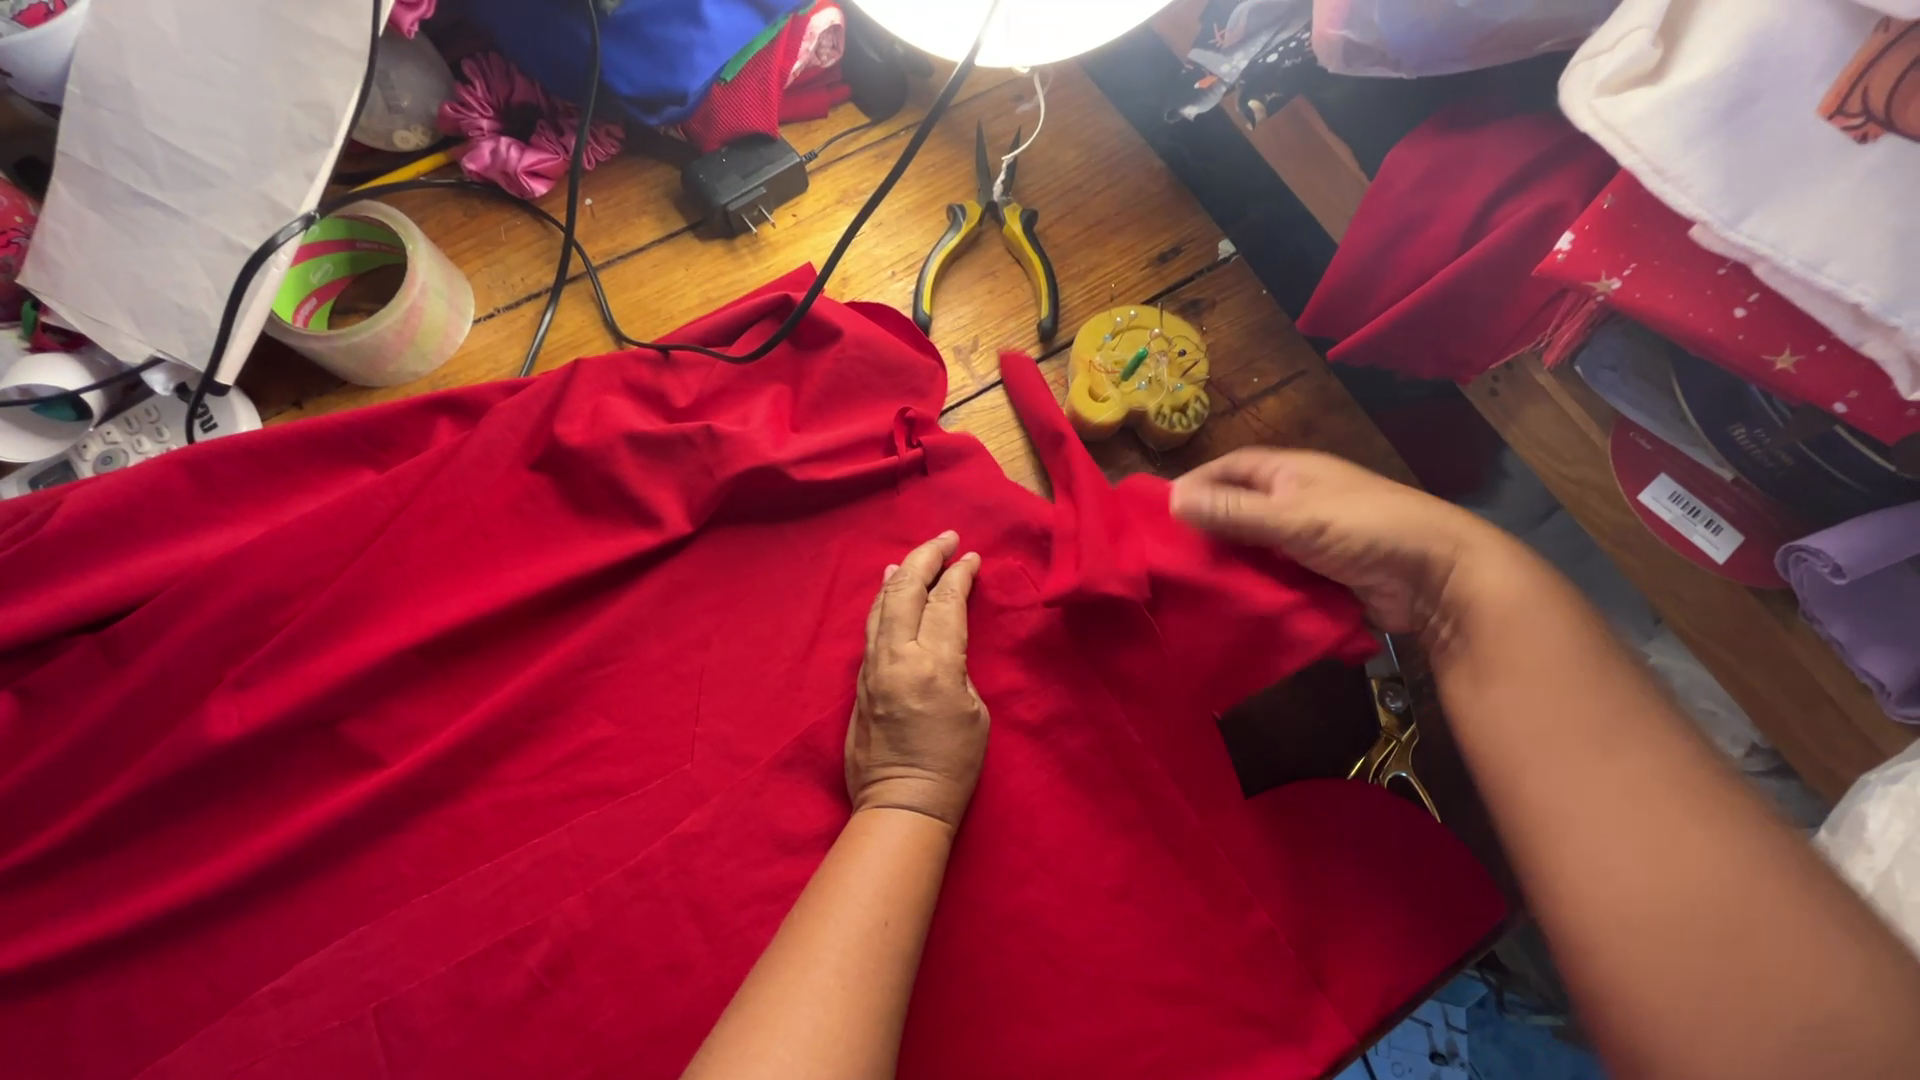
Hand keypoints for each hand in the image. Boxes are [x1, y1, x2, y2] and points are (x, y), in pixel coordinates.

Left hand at [846, 532, 990, 830]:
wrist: (901, 803)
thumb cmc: (952, 764)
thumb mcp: (974, 711)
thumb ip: (956, 667)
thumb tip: (940, 642)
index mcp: (935, 666)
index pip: (946, 603)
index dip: (960, 575)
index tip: (971, 558)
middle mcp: (897, 658)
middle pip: (908, 589)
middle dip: (928, 557)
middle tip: (947, 539)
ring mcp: (873, 668)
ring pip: (883, 605)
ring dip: (901, 574)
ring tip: (915, 557)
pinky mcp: (859, 681)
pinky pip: (872, 628)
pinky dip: (883, 602)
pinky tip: (888, 590)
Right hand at [1169, 449, 1523, 641]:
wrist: (1439, 576)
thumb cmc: (1364, 528)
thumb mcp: (1292, 516)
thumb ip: (1232, 511)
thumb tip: (1171, 500)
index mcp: (1291, 472)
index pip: (1230, 468)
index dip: (1195, 483)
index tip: (1158, 511)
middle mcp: (1296, 500)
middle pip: (1237, 509)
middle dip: (1206, 528)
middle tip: (1165, 554)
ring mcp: (1308, 540)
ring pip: (1253, 547)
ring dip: (1227, 562)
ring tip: (1186, 583)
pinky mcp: (1317, 575)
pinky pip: (1272, 577)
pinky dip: (1251, 587)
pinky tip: (1225, 604)